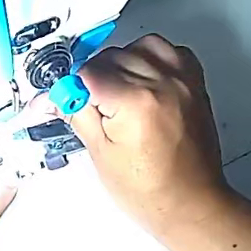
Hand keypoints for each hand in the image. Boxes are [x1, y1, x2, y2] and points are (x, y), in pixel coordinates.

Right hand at [63, 34, 234, 234]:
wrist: (190, 204)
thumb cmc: (151, 192)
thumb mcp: (100, 154)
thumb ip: (78, 115)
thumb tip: (55, 96)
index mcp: (135, 102)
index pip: (88, 72)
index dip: (71, 88)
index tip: (64, 99)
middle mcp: (163, 84)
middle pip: (111, 57)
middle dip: (93, 79)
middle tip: (89, 106)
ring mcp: (182, 81)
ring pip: (139, 46)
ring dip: (122, 63)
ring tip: (117, 93)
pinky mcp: (195, 84)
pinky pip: (170, 52)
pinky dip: (153, 59)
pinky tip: (143, 82)